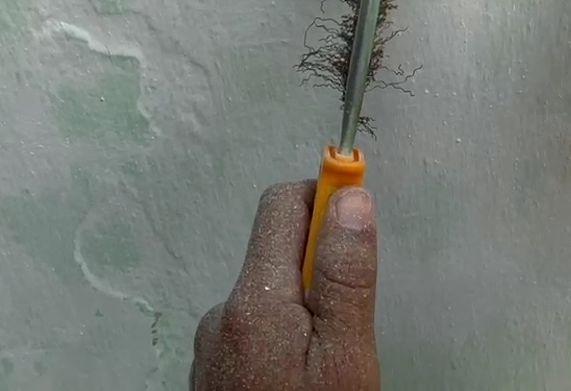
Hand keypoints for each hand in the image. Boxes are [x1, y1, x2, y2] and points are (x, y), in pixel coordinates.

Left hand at [191, 181, 379, 390]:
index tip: (358, 225)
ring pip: (273, 292)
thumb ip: (346, 276)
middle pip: (280, 250)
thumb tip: (351, 197)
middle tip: (348, 321)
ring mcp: (213, 346)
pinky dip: (285, 338)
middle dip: (321, 267)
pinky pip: (257, 327)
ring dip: (304, 307)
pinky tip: (300, 379)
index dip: (326, 200)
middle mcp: (222, 314)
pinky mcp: (213, 371)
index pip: (283, 203)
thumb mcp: (344, 357)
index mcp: (252, 300)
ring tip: (325, 364)